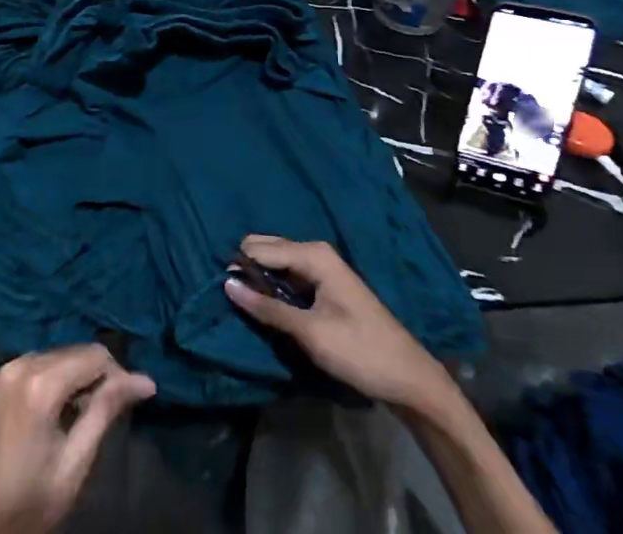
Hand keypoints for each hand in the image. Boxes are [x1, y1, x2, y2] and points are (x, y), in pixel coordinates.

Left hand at [0, 344, 155, 533]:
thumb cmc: (22, 507)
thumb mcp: (73, 465)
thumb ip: (105, 412)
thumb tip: (145, 381)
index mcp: (39, 384)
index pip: (96, 355)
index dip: (119, 375)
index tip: (129, 404)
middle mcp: (18, 365)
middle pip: (75, 352)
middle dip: (96, 377)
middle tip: (105, 414)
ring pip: (54, 358)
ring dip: (73, 378)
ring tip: (79, 418)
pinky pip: (31, 368)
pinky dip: (50, 381)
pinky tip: (50, 415)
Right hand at [223, 234, 457, 414]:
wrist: (406, 374)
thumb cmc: (359, 351)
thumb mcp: (309, 333)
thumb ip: (267, 308)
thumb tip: (227, 284)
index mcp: (314, 255)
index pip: (260, 248)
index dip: (237, 266)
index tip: (216, 289)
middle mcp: (317, 253)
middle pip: (267, 249)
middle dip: (246, 268)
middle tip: (228, 297)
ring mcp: (322, 270)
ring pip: (277, 264)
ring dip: (258, 280)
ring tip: (239, 302)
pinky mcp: (324, 287)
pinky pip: (288, 278)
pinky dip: (272, 288)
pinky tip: (261, 306)